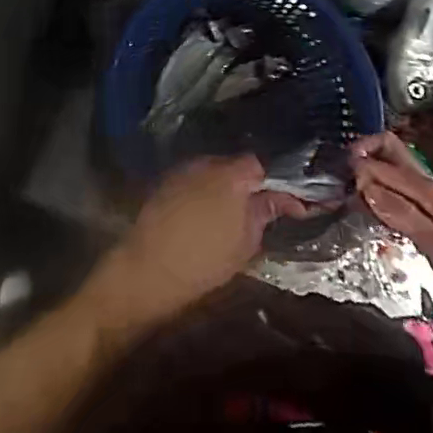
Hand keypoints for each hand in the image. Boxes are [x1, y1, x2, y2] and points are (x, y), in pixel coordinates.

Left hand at [80, 156, 312, 335]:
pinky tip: (205, 215)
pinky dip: (204, 192)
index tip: (283, 203)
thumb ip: (265, 213)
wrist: (149, 269)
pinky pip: (194, 180)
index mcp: (231, 175)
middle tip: (256, 210)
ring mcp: (183, 170)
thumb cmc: (204, 261)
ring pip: (214, 172)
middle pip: (235, 166)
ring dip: (225, 187)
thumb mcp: (245, 243)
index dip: (272, 183)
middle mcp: (207, 162)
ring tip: (230, 215)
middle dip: (248, 184)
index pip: (259, 165)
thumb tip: (284, 200)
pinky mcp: (166, 181)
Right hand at [349, 132, 432, 331]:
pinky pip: (396, 200)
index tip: (341, 179)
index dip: (361, 160)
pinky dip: (377, 200)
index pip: (388, 155)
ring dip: (367, 181)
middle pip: (390, 156)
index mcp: (430, 190)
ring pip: (390, 178)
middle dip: (363, 160)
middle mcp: (428, 190)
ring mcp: (428, 206)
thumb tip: (365, 184)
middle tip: (339, 184)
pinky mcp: (428, 223)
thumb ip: (404, 215)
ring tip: (344, 198)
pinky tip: (366, 213)